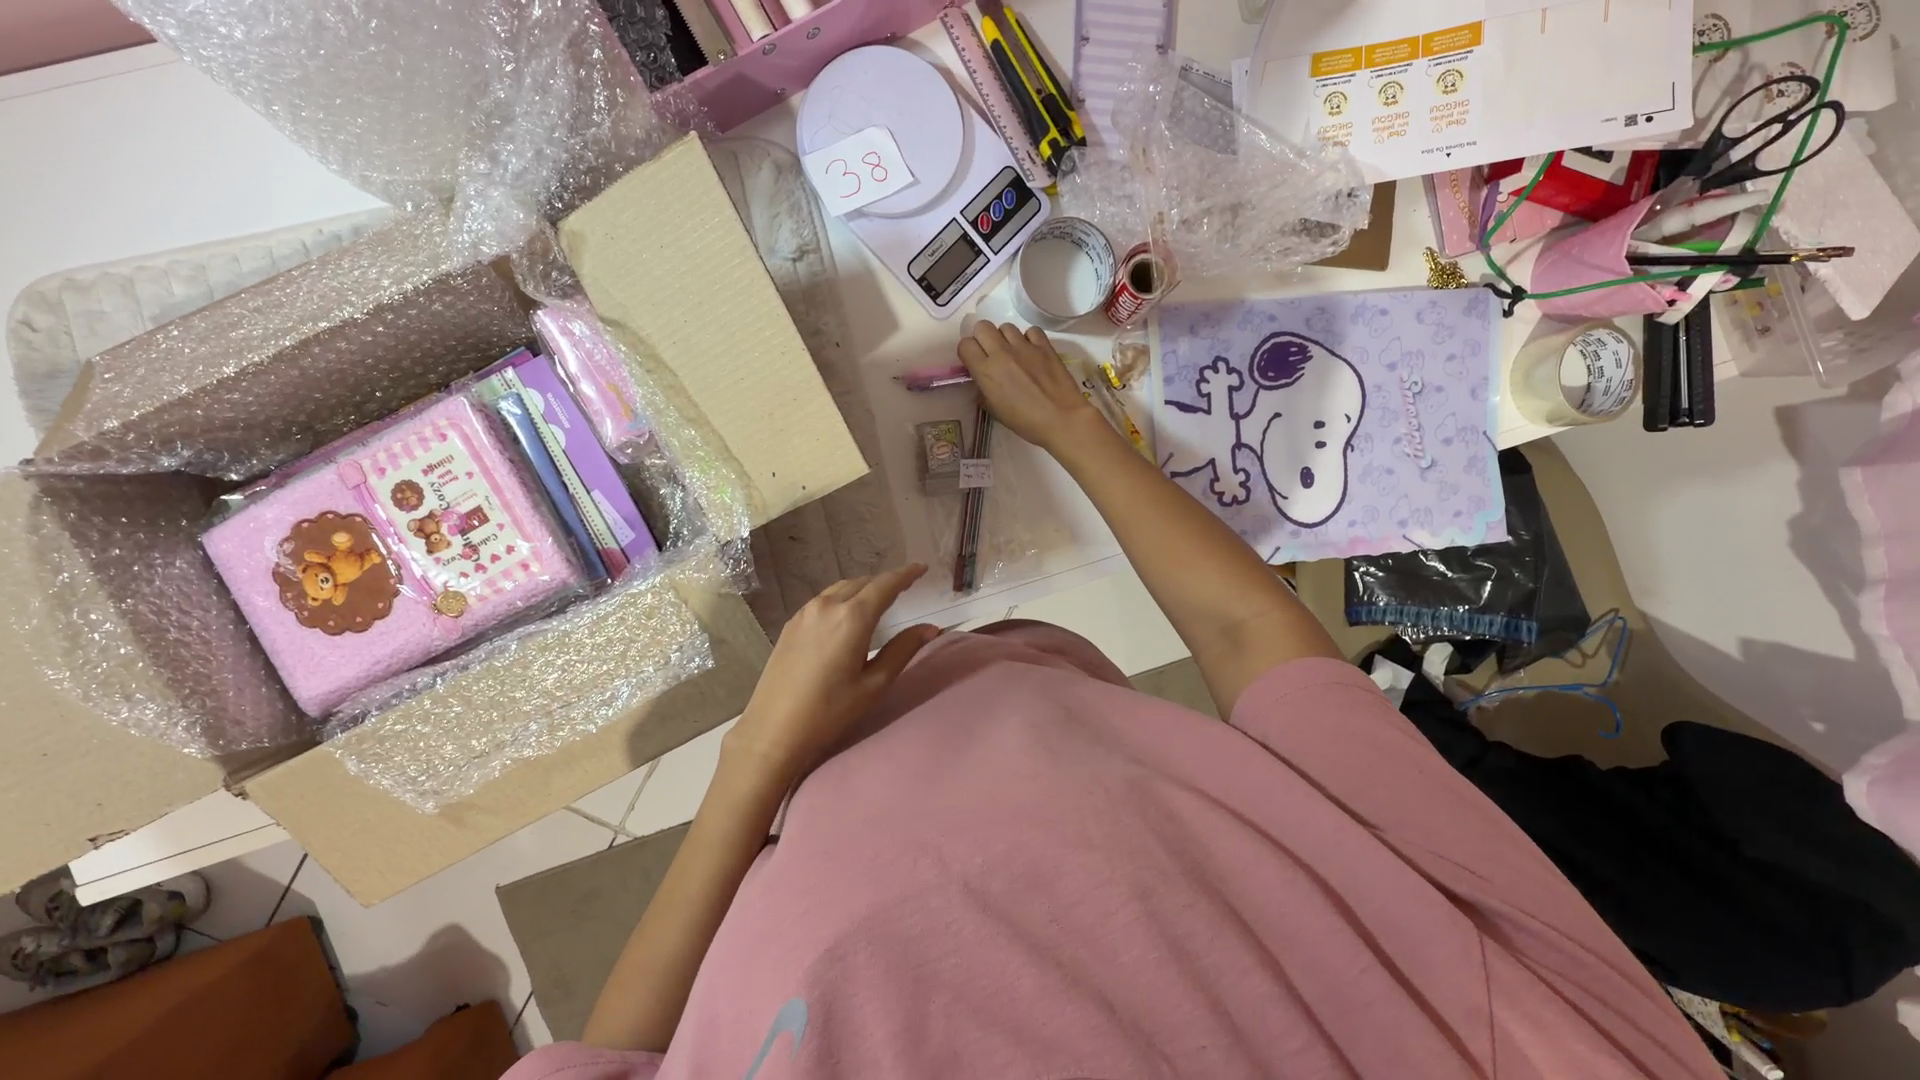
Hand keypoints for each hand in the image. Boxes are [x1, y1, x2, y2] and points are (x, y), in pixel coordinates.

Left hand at [726, 565, 939, 780]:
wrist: (773, 730)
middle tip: (905, 587)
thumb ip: (903, 650)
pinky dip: (842, 598)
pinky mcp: (791, 625)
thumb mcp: (874, 684)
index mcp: (852, 618)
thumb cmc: (830, 712)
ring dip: (862, 588)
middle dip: (885, 581)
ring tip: (878, 598)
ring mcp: (804, 614)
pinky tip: (847, 613)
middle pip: (862, 583)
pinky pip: (823, 600)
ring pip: (840, 589)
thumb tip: (931, 628)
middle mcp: (826, 606)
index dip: (905, 575)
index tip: (921, 568)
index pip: (885, 585)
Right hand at [957, 322, 1107, 453]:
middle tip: (991, 353)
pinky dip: (1029, 338)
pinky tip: (1032, 351)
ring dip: (1005, 337)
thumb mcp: (995, 411)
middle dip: (983, 338)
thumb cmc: (1025, 421)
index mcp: (986, 371)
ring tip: (1013, 352)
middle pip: (982, 327)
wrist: (1061, 419)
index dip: (968, 352)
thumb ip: (983, 391)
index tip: (974, 361)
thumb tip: (982, 381)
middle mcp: (1001, 353)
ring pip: (1006, 326)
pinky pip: (1031, 331)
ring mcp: (1024, 346)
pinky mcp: (1044, 345)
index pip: (965, 344)